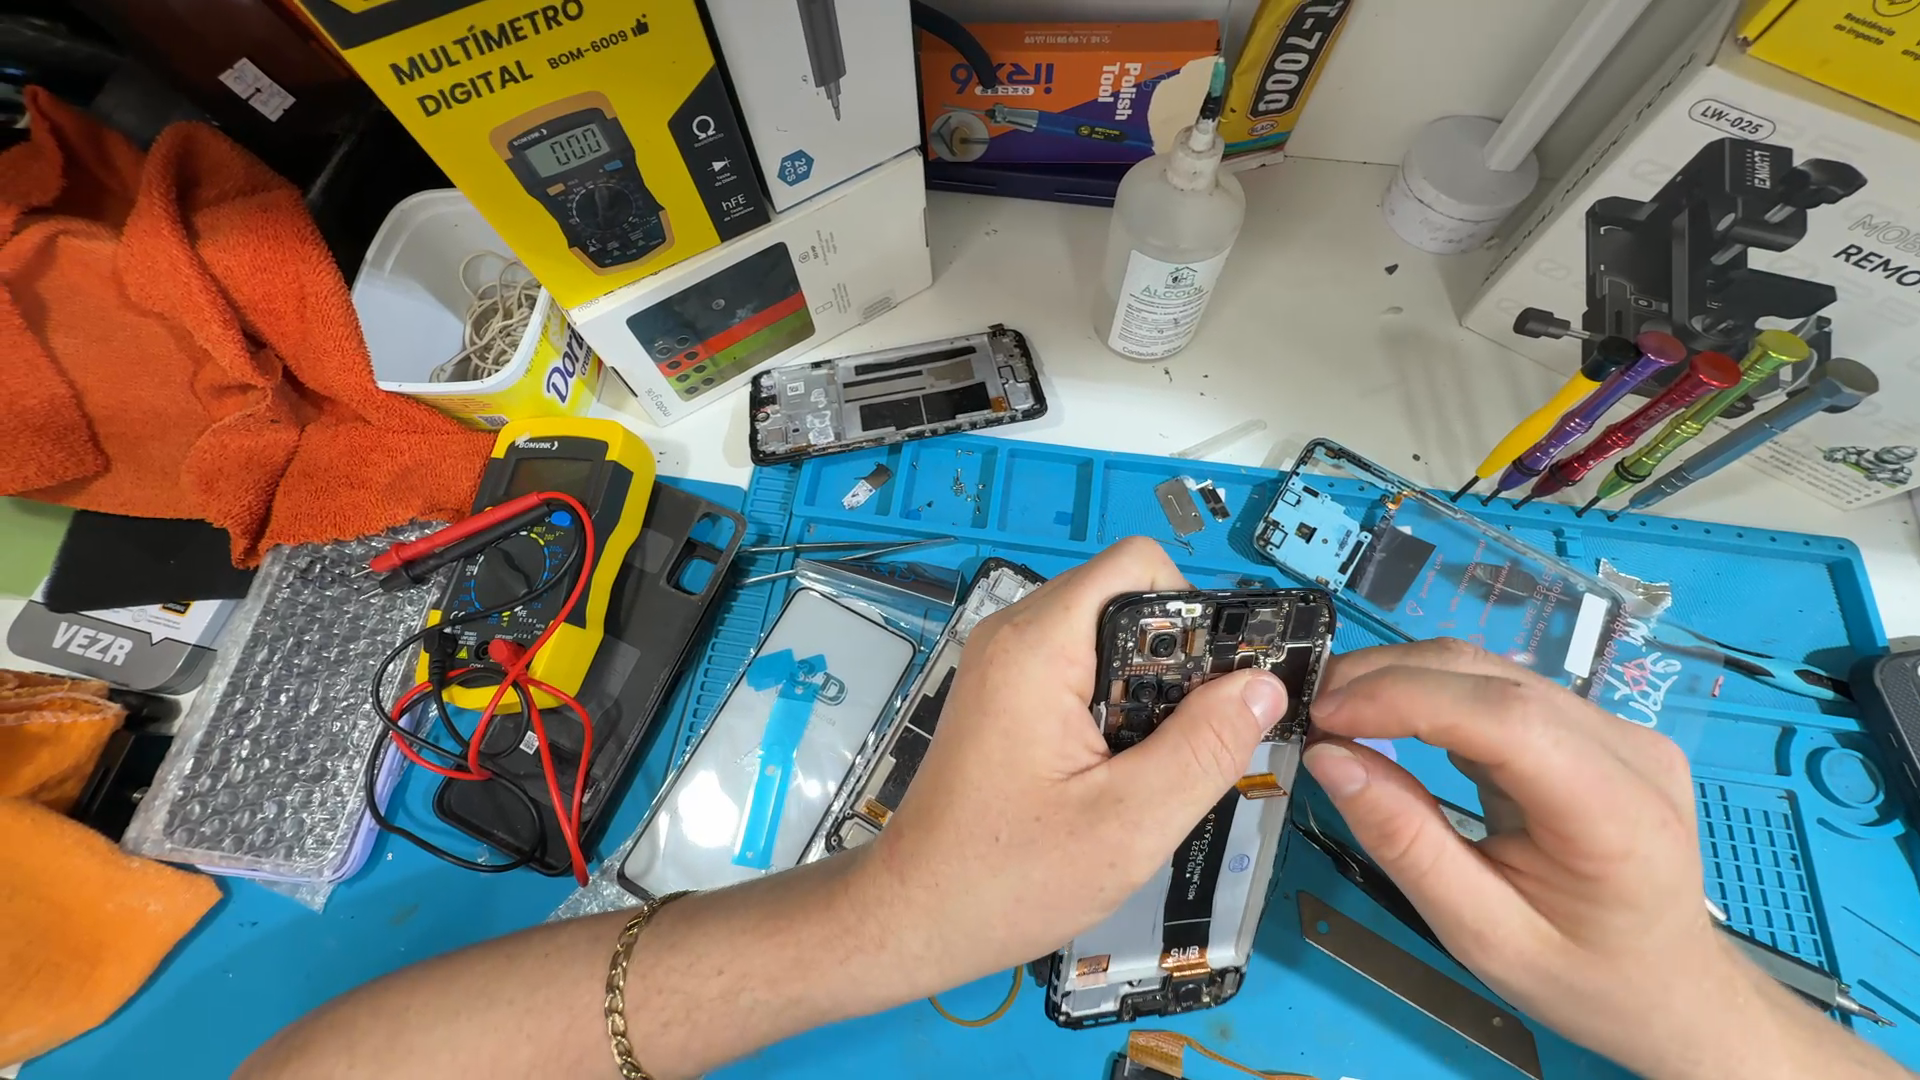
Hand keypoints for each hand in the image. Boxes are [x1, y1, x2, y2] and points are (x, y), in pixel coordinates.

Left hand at [863, 536, 1288, 989]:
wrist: (917, 910)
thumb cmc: (1011, 875)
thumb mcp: (1128, 821)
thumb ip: (1204, 747)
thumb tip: (1262, 685)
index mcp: (1039, 643)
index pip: (1136, 564)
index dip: (1191, 608)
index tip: (1215, 680)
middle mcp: (1014, 631)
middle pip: (1122, 595)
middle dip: (1173, 653)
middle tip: (1194, 730)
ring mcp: (1002, 657)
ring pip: (1102, 631)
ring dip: (1145, 681)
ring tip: (1156, 752)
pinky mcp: (1002, 686)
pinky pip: (1075, 660)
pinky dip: (1111, 694)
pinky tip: (1118, 757)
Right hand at [1301, 639, 1738, 1078]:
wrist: (1677, 991)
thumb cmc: (1581, 976)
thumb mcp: (1480, 933)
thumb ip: (1404, 842)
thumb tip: (1326, 755)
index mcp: (1617, 814)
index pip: (1502, 717)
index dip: (1401, 699)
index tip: (1321, 716)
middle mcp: (1625, 747)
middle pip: (1484, 675)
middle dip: (1380, 677)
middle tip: (1307, 709)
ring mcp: (1610, 725)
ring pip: (1479, 666)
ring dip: (1393, 676)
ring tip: (1334, 711)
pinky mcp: (1584, 720)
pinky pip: (1487, 682)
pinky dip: (1420, 689)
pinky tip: (1383, 717)